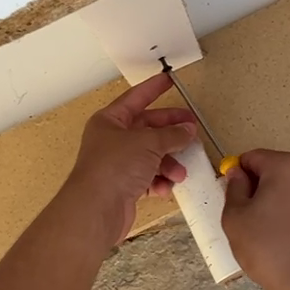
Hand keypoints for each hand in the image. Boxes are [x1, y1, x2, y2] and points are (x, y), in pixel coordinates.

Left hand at [62, 75, 197, 245]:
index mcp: (110, 121)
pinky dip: (159, 181)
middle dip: (170, 133)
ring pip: (151, 156)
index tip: (168, 80)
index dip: (153, 88)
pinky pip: (149, 178)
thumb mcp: (148, 142)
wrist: (97, 209)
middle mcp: (112, 140)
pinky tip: (164, 187)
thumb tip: (187, 130)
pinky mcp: (124, 186)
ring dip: (168, 163)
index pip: (136, 98)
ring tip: (179, 172)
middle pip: (148, 129)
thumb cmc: (113, 168)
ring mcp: (118, 164)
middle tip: (191, 129)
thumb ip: (171, 134)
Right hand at [222, 149, 289, 289]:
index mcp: (285, 165)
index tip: (229, 197)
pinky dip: (287, 215)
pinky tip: (280, 241)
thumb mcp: (235, 217)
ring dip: (271, 202)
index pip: (252, 157)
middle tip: (243, 217)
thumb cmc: (269, 248)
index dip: (236, 174)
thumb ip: (233, 189)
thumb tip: (237, 175)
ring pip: (287, 189)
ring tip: (261, 232)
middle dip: (255, 188)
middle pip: (272, 170)